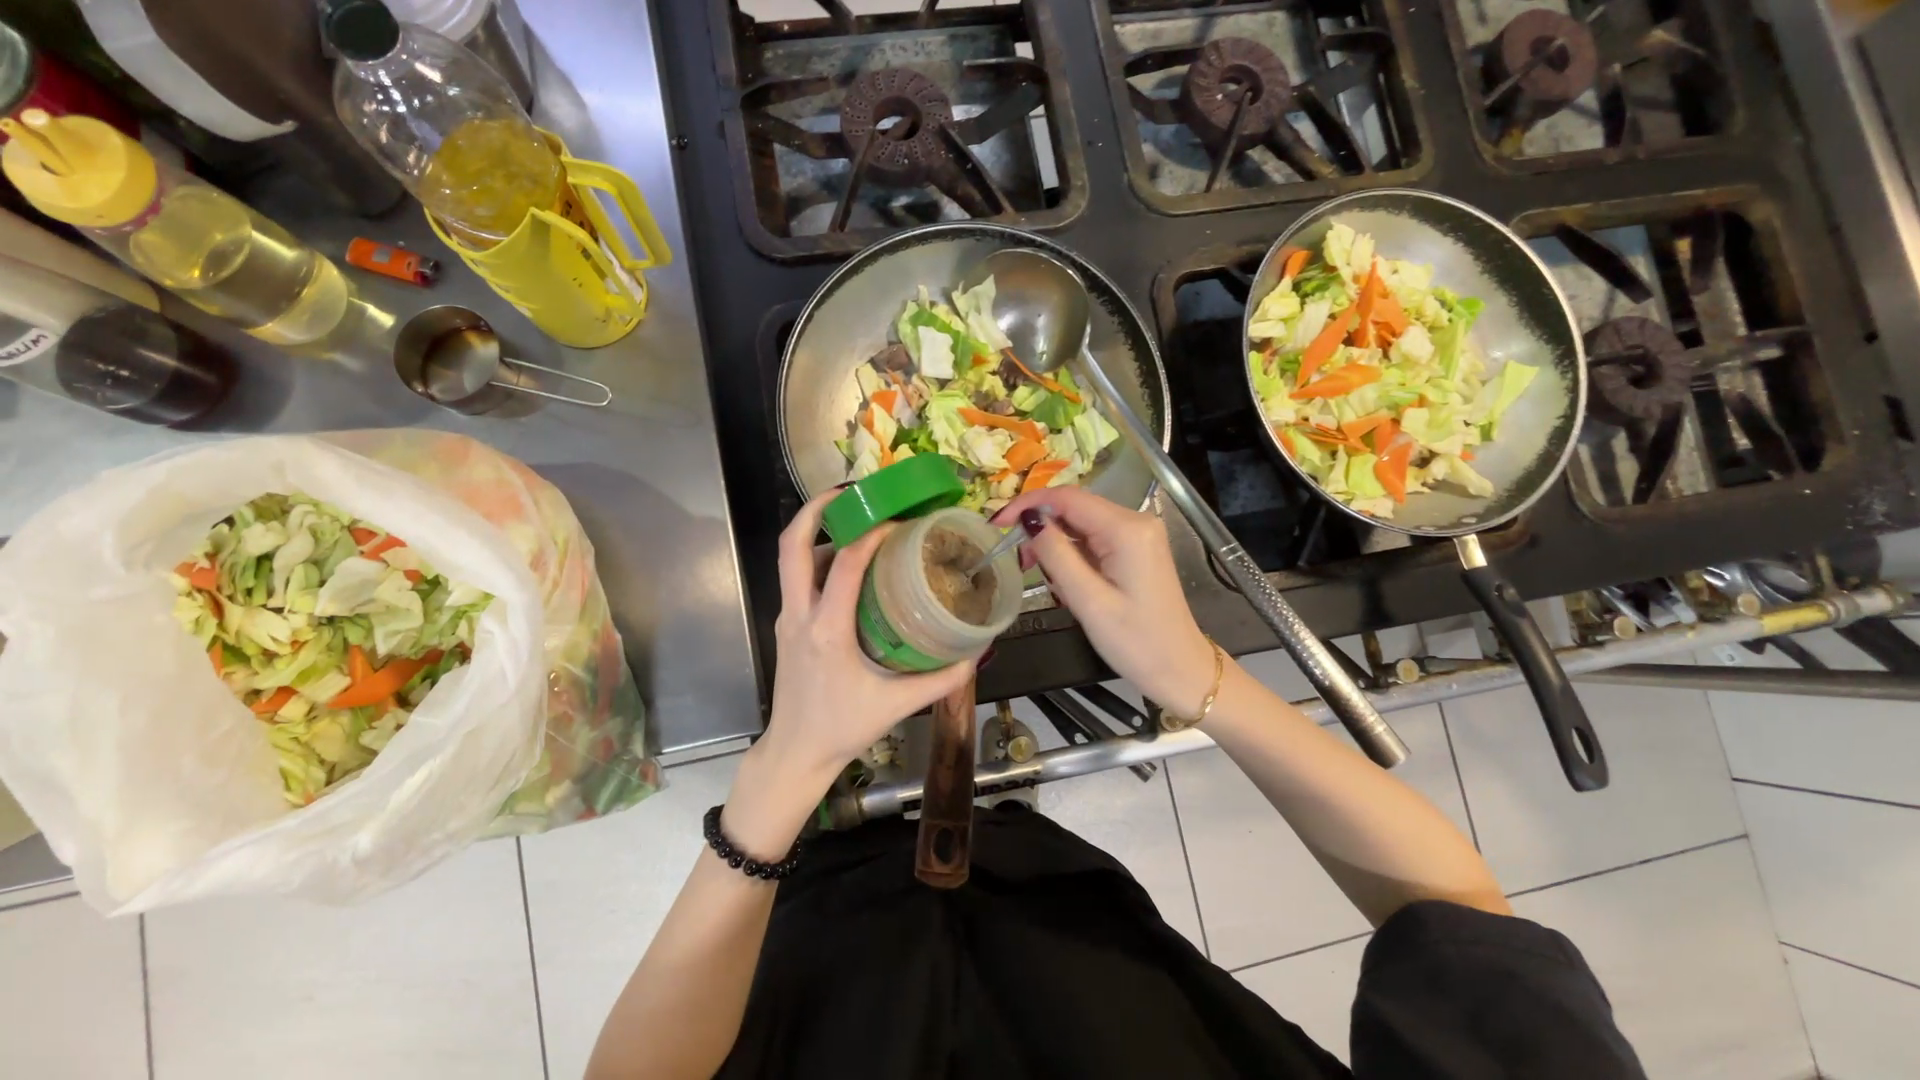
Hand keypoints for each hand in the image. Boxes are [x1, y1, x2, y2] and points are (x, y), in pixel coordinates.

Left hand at [755, 489, 975, 793]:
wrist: (795, 753)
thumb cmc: (841, 729)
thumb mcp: (896, 705)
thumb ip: (939, 679)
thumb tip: (976, 653)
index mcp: (826, 631)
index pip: (842, 564)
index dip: (869, 534)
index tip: (897, 520)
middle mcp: (799, 616)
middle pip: (791, 546)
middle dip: (815, 510)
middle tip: (849, 491)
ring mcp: (787, 619)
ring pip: (792, 560)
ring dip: (819, 534)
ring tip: (858, 523)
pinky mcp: (787, 626)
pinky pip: (798, 580)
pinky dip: (819, 560)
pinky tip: (852, 565)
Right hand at [992, 487, 1214, 716]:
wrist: (1181, 670)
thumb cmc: (1136, 642)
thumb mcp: (1088, 601)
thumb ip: (1056, 555)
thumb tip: (1028, 520)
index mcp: (1127, 529)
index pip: (1067, 498)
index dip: (1027, 504)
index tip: (995, 524)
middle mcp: (1136, 522)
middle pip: (1074, 508)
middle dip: (1041, 530)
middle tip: (1017, 562)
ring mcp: (1138, 536)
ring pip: (1081, 525)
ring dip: (1056, 548)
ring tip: (1048, 583)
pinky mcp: (1136, 551)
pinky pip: (1094, 541)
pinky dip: (1073, 558)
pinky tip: (1069, 586)